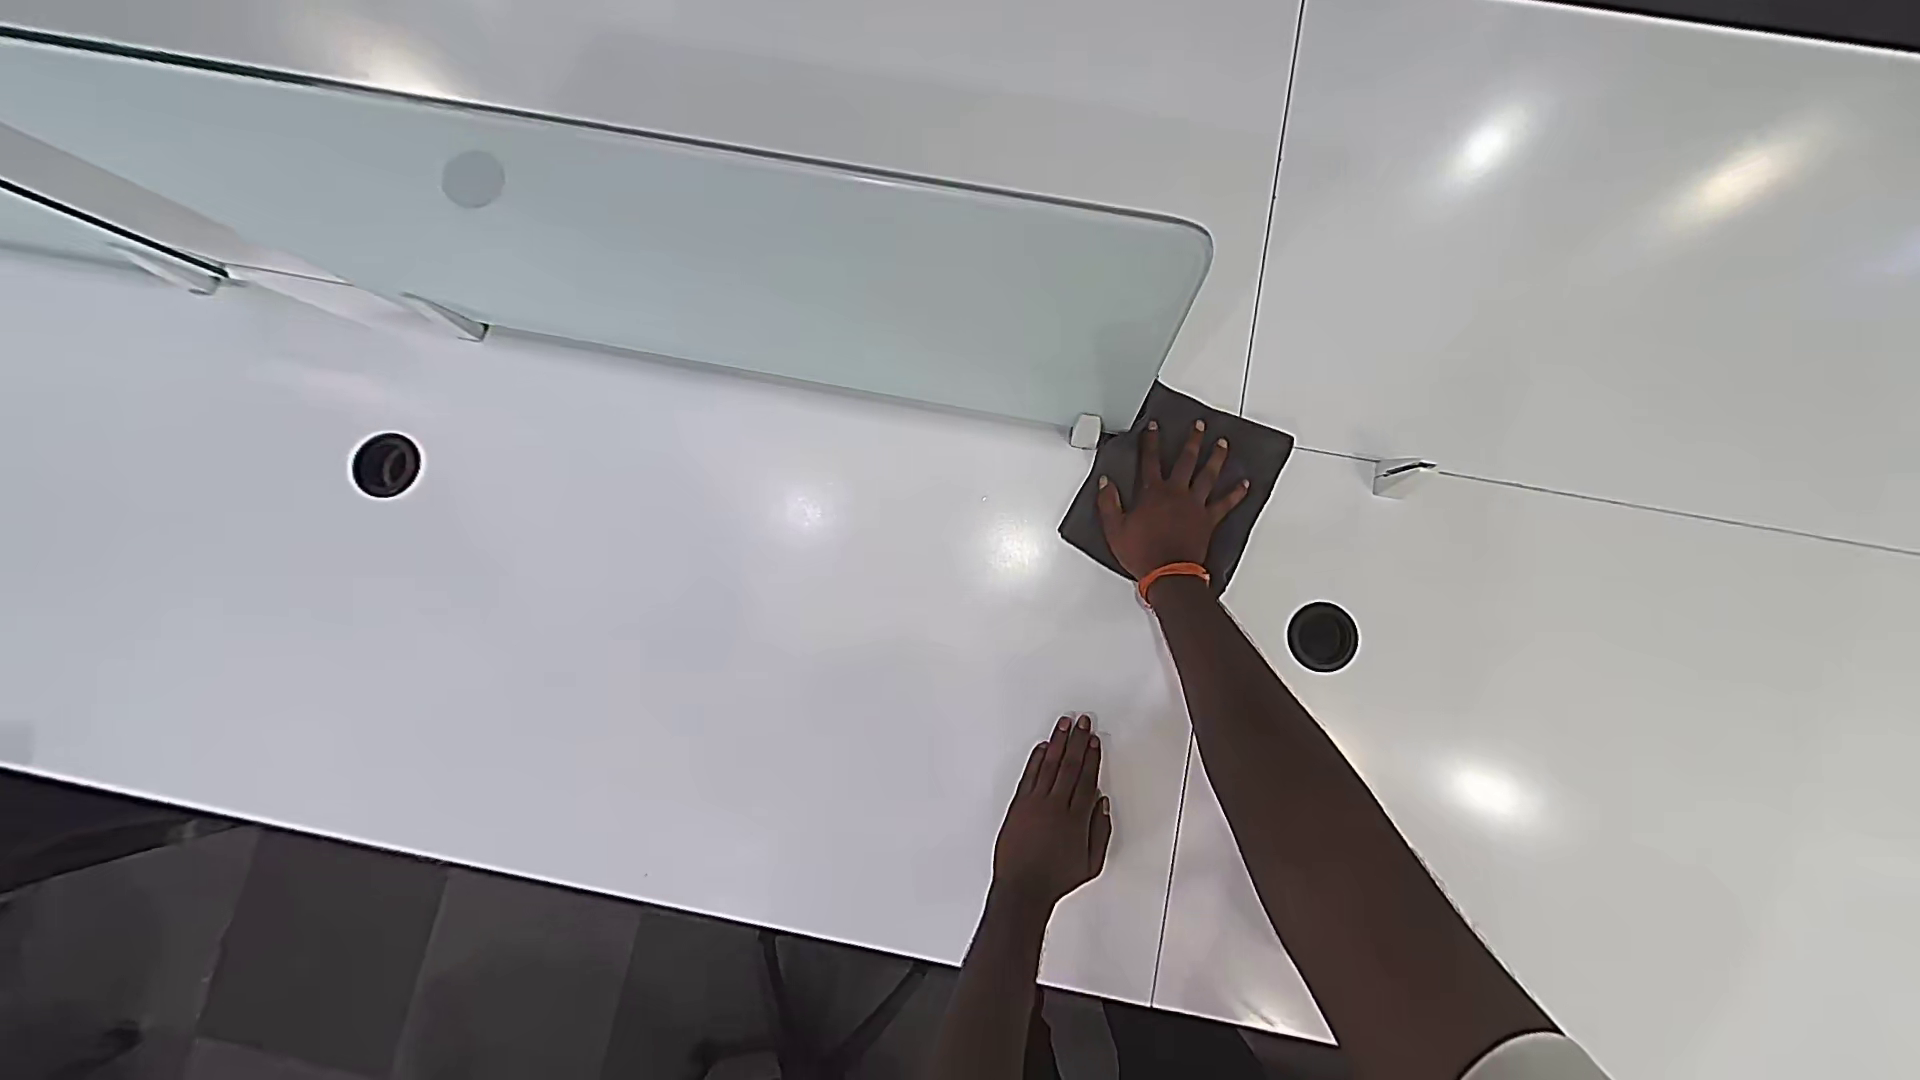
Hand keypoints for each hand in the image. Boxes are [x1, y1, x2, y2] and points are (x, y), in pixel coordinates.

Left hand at [991, 715, 1111, 912]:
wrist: (1022, 887)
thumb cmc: (1055, 878)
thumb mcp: (1091, 863)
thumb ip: (1100, 831)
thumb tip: (1101, 803)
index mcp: (1076, 819)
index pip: (1086, 779)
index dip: (1092, 757)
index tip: (1094, 740)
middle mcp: (1055, 806)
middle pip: (1070, 765)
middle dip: (1078, 740)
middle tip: (1083, 721)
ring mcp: (1035, 803)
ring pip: (1049, 764)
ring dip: (1057, 741)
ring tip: (1064, 724)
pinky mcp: (1019, 804)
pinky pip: (1030, 775)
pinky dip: (1036, 759)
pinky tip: (1043, 746)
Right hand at [1096, 419, 1249, 579]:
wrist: (1168, 573)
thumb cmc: (1141, 552)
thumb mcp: (1115, 528)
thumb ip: (1108, 503)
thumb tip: (1105, 482)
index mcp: (1153, 493)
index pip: (1150, 460)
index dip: (1151, 441)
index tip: (1154, 426)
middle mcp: (1177, 493)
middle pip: (1186, 460)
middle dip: (1191, 440)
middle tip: (1198, 425)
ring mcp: (1195, 505)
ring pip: (1208, 475)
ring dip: (1216, 457)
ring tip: (1222, 443)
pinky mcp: (1209, 520)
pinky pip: (1225, 503)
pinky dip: (1236, 493)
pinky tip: (1245, 484)